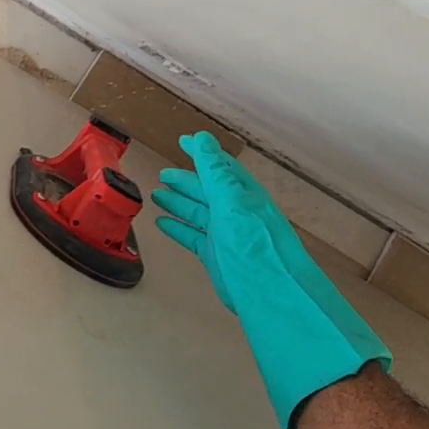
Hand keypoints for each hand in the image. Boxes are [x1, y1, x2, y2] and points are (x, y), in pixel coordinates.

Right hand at [151, 132, 390, 428]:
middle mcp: (235, 213)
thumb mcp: (232, 198)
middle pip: (207, 191)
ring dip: (180, 203)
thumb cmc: (252, 242)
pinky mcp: (218, 259)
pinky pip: (194, 238)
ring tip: (157, 195)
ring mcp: (226, 237)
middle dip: (186, 181)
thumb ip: (214, 168)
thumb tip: (200, 137)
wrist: (271, 292)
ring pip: (199, 214)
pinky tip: (163, 224)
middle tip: (163, 174)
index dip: (202, 154)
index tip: (183, 142)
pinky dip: (179, 229)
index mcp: (241, 194)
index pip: (219, 167)